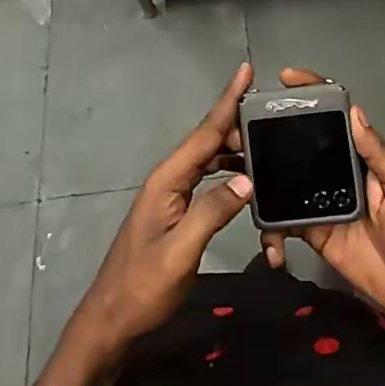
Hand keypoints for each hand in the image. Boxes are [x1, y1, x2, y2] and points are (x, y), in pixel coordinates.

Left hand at [73, 63, 256, 348]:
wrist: (114, 314)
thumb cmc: (144, 284)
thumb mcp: (181, 251)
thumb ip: (212, 212)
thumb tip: (248, 178)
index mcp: (167, 179)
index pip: (203, 134)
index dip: (226, 101)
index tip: (245, 71)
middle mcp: (168, 178)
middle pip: (206, 140)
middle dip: (235, 119)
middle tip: (269, 109)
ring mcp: (171, 194)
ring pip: (206, 158)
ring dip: (233, 145)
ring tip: (265, 136)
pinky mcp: (176, 210)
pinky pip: (205, 178)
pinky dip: (226, 169)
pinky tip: (245, 175)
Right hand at [260, 68, 384, 320]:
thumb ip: (381, 156)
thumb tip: (356, 114)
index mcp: (358, 157)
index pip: (333, 118)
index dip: (311, 94)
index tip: (286, 79)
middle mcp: (334, 172)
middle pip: (296, 144)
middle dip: (267, 134)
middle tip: (242, 131)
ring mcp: (318, 200)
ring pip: (279, 180)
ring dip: (259, 180)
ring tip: (240, 180)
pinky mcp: (309, 230)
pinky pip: (281, 223)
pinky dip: (271, 232)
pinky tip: (271, 243)